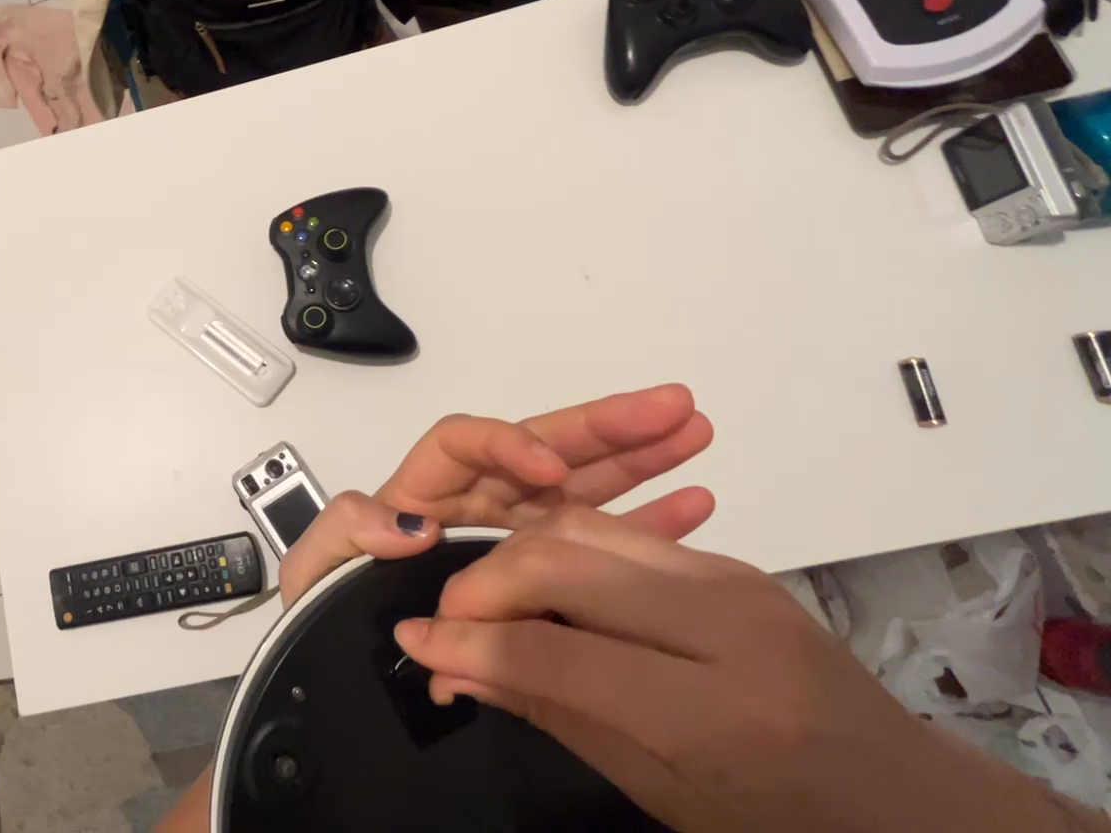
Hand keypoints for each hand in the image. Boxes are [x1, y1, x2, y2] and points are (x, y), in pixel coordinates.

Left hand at [278, 383, 715, 605]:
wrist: (344, 671)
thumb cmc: (322, 610)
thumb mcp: (317, 568)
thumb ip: (346, 530)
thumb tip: (405, 522)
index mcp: (423, 493)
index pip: (462, 443)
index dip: (505, 444)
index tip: (549, 467)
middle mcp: (476, 507)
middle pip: (538, 451)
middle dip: (599, 427)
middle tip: (668, 405)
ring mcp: (514, 539)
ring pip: (579, 487)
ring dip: (635, 458)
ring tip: (694, 430)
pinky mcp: (544, 580)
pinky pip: (600, 542)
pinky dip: (645, 524)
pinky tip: (694, 505)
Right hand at [393, 507, 1104, 832]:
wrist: (916, 806)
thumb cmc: (784, 825)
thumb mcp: (661, 794)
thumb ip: (551, 712)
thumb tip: (450, 667)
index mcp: (721, 716)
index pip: (555, 656)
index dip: (469, 643)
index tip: (414, 641)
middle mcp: (728, 626)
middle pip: (558, 565)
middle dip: (480, 585)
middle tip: (446, 620)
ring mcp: (731, 580)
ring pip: (577, 528)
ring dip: (512, 556)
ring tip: (485, 599)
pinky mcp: (727, 562)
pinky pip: (613, 533)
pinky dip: (557, 549)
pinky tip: (539, 584)